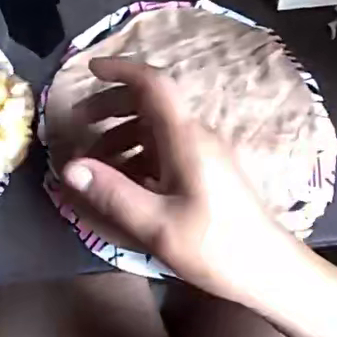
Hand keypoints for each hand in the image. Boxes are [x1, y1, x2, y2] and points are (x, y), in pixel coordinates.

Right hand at [59, 58, 309, 307]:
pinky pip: (166, 149)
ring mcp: (204, 152)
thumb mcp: (157, 224)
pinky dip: (138, 155)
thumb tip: (68, 167)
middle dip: (112, 106)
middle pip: (151, 103)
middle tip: (79, 121)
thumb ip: (112, 193)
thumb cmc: (215, 246)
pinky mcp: (207, 170)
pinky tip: (122, 181)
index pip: (153, 84)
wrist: (267, 268)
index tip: (90, 68)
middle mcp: (196, 135)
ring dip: (121, 136)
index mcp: (186, 137)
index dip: (121, 69)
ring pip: (156, 129)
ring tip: (92, 161)